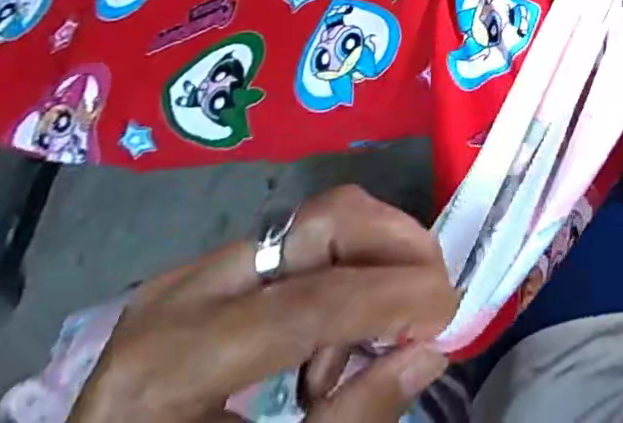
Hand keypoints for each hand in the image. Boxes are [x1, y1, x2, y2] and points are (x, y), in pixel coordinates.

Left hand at [73, 185, 454, 422]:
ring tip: (369, 344)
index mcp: (171, 364)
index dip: (391, 299)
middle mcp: (182, 292)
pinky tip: (332, 345)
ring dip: (375, 261)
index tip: (451, 311)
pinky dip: (347, 273)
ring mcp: (196, 271)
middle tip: (432, 300)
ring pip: (319, 220)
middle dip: (396, 246)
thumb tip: (431, 350)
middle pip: (319, 224)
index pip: (307, 304)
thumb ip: (352, 419)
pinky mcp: (213, 271)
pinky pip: (303, 244)